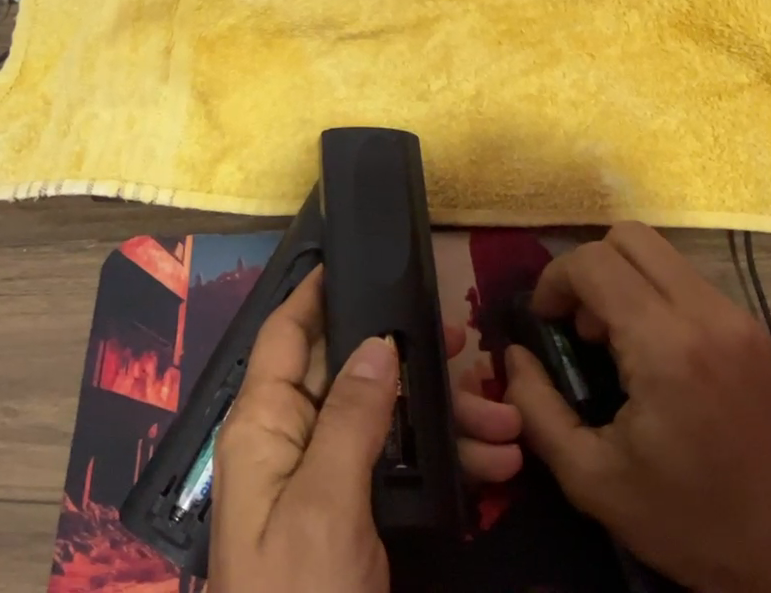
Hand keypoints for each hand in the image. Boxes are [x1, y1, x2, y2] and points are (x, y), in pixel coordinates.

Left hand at [209, 268, 522, 591]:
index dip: (315, 294)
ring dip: (442, 419)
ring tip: (507, 428)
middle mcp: (289, 441)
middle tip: (469, 348)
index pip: (284, 337)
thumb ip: (349, 420)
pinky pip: (395, 465)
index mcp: (263, 426)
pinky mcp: (349, 513)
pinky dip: (440, 462)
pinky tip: (492, 467)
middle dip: (408, 362)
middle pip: (348, 374)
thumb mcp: (324, 505)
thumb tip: (376, 344)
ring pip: (382, 420)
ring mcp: (321, 479)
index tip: (356, 258)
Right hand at [504, 223, 770, 592]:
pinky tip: (652, 360)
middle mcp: (707, 315)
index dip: (552, 281)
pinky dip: (654, 297)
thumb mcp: (593, 480)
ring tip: (612, 346)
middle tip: (576, 326)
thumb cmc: (697, 526)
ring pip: (662, 255)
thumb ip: (536, 409)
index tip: (543, 324)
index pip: (593, 261)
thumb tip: (514, 357)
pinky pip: (689, 283)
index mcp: (666, 346)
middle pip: (630, 236)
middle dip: (586, 269)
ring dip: (622, 281)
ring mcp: (741, 320)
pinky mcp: (759, 335)